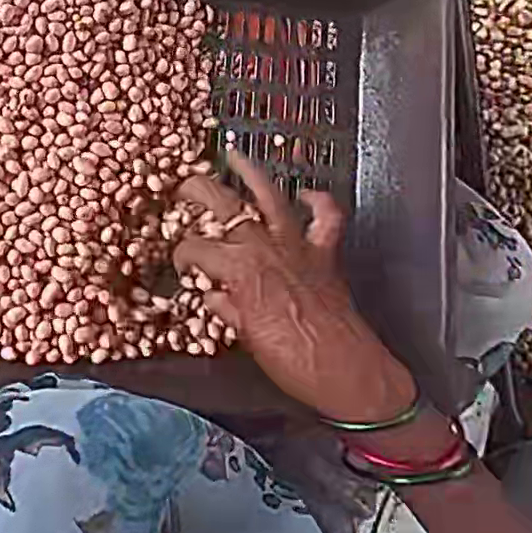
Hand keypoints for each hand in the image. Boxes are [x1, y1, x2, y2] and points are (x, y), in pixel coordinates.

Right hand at [173, 151, 417, 423]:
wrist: (350, 376)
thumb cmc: (294, 362)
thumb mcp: (246, 336)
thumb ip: (226, 308)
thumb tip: (211, 294)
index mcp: (239, 269)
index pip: (197, 248)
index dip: (183, 254)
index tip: (181, 262)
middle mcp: (265, 247)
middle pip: (224, 205)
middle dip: (198, 190)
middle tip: (185, 186)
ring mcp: (297, 246)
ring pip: (271, 196)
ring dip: (252, 172)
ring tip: (235, 155)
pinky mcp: (325, 254)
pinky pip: (326, 218)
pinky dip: (318, 203)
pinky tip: (306, 194)